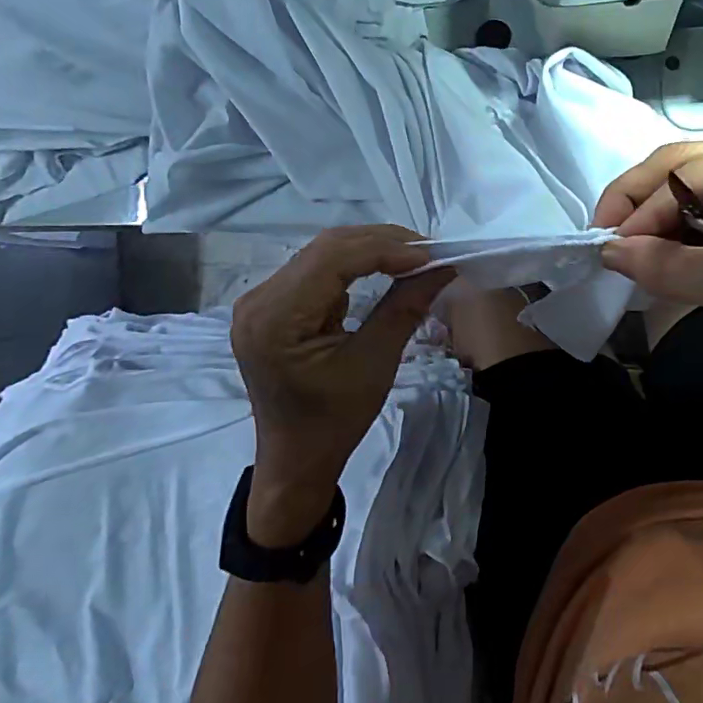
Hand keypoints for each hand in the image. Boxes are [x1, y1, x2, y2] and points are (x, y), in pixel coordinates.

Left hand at [231, 226, 453, 546]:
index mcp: (275, 317)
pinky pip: (319, 270)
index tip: (433, 255)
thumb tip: (443, 266)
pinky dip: (356, 265)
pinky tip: (386, 269)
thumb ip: (405, 308)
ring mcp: (263, 300)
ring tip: (415, 258)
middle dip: (382, 243)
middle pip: (326, 248)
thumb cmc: (334, 422)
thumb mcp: (374, 364)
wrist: (297, 459)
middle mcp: (259, 299)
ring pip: (323, 253)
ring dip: (371, 250)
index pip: (333, 259)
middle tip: (431, 252)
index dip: (385, 249)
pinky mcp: (275, 305)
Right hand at [594, 135, 702, 375]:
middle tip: (606, 232)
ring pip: (698, 176)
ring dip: (658, 209)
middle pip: (693, 160)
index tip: (609, 243)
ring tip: (628, 242)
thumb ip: (668, 266)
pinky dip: (682, 220)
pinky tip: (659, 241)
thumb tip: (608, 251)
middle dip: (643, 197)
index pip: (699, 172)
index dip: (646, 206)